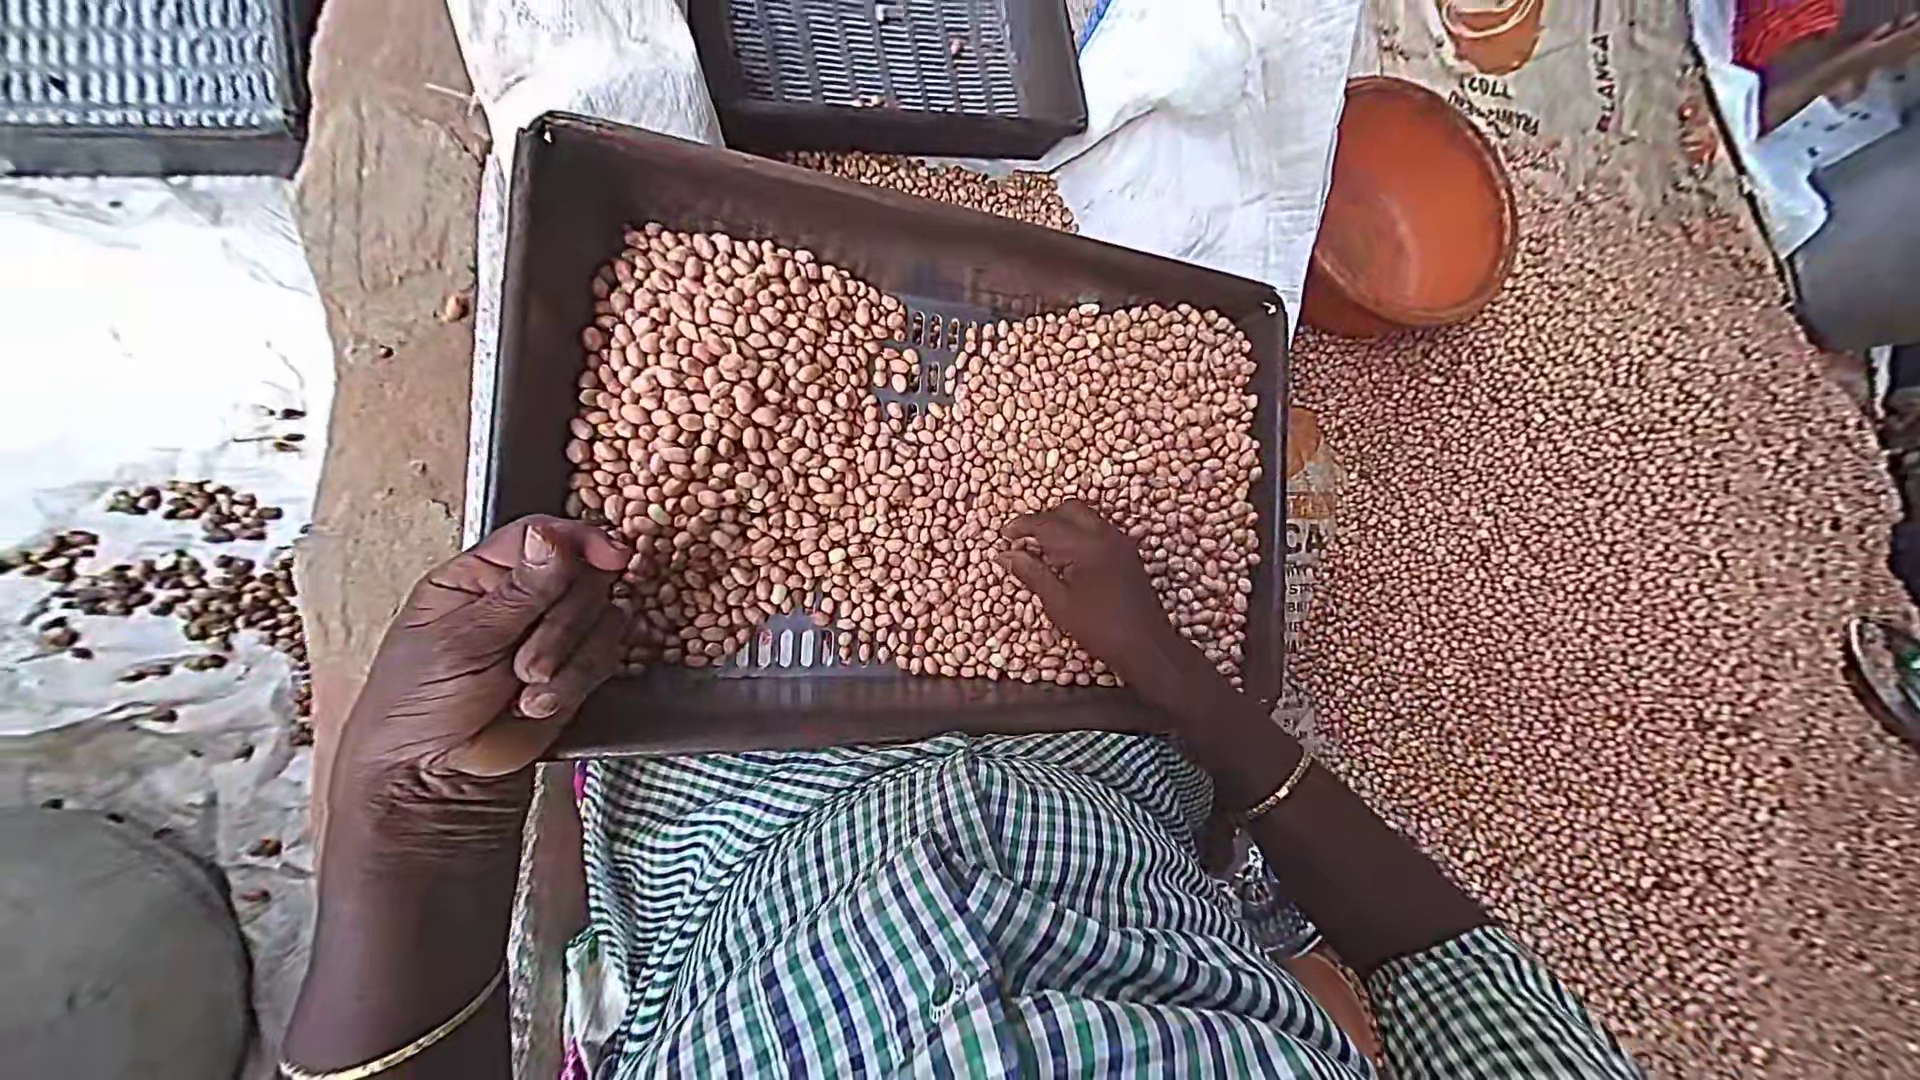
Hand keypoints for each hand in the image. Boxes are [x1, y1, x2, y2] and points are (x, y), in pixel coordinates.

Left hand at [324, 515, 630, 859]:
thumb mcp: (460, 642)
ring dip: (569, 655)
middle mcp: (526, 595)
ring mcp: (558, 629)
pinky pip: (609, 651)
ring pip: (602, 614)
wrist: (438, 780)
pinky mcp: (582, 663)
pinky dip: (580, 678)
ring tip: (527, 688)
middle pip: (581, 575)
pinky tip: (542, 702)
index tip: (612, 557)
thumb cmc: (420, 707)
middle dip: (562, 622)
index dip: (580, 541)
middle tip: (526, 663)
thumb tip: (554, 536)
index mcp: (479, 577)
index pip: (541, 537)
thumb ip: (520, 590)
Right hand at [997, 499, 1207, 704]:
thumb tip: (1006, 555)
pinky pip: (1097, 529)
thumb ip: (1032, 573)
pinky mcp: (1127, 552)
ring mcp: (1120, 542)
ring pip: (1085, 517)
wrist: (1147, 646)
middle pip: (1068, 509)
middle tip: (1023, 540)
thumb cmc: (1101, 629)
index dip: (1021, 526)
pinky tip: (1067, 559)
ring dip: (1061, 525)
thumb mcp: (1059, 604)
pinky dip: (1077, 534)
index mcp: (1086, 546)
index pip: (1046, 523)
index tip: (1004, 535)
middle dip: (1043, 519)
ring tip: (1042, 550)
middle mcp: (1106, 535)